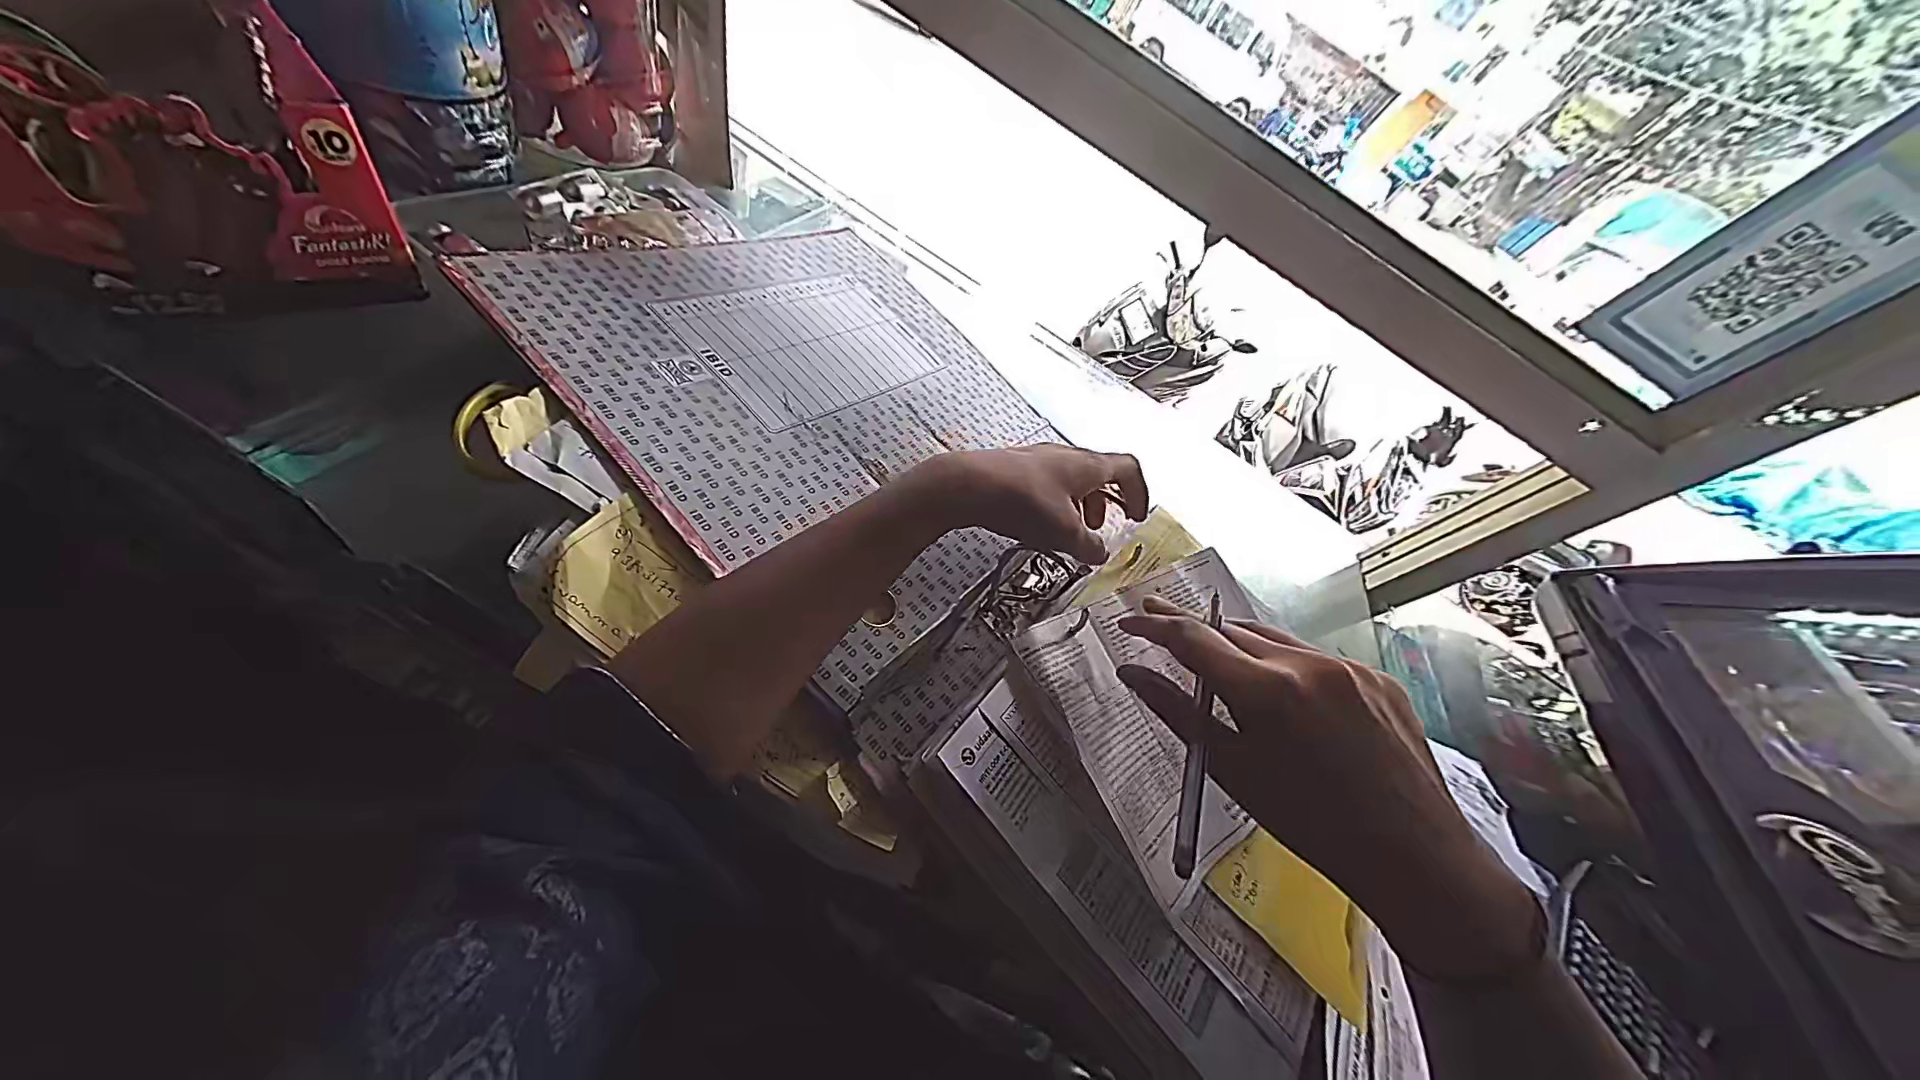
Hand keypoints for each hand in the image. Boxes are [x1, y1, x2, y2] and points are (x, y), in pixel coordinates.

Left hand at [906, 445, 1148, 562]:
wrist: (967, 484)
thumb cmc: (1021, 500)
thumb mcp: (1064, 532)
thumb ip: (1087, 546)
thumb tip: (1098, 554)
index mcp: (1087, 465)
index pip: (1128, 469)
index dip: (1138, 493)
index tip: (1136, 515)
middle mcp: (1065, 456)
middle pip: (1098, 475)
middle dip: (1103, 504)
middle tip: (1099, 528)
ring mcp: (1038, 459)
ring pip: (1070, 480)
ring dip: (1078, 505)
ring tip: (1068, 531)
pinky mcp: (1014, 469)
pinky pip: (1045, 484)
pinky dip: (1053, 504)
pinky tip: (1038, 524)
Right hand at [1116, 596, 1542, 981]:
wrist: (1414, 858)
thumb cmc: (1309, 822)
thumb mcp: (1231, 769)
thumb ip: (1176, 712)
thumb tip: (1131, 673)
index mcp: (1267, 691)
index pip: (1193, 638)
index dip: (1154, 626)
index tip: (1129, 622)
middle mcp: (1308, 664)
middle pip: (1231, 631)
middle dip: (1192, 629)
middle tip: (1158, 626)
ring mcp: (1348, 666)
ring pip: (1271, 638)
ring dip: (1235, 643)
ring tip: (1212, 657)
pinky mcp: (1377, 677)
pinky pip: (1312, 656)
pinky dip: (1282, 663)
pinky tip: (1278, 691)